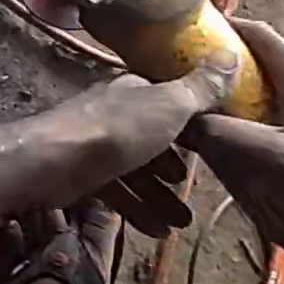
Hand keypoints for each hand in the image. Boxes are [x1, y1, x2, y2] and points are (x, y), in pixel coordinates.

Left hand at [25, 57, 235, 235]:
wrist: (53, 159)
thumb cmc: (115, 129)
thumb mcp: (168, 105)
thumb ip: (200, 87)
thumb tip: (230, 52)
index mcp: (132, 92)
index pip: (167, 104)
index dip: (191, 126)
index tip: (213, 150)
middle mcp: (113, 114)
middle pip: (150, 142)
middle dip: (173, 171)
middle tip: (194, 195)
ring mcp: (95, 145)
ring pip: (134, 171)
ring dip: (158, 198)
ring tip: (181, 224)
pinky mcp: (81, 173)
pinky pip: (115, 191)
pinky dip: (136, 209)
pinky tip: (155, 230)